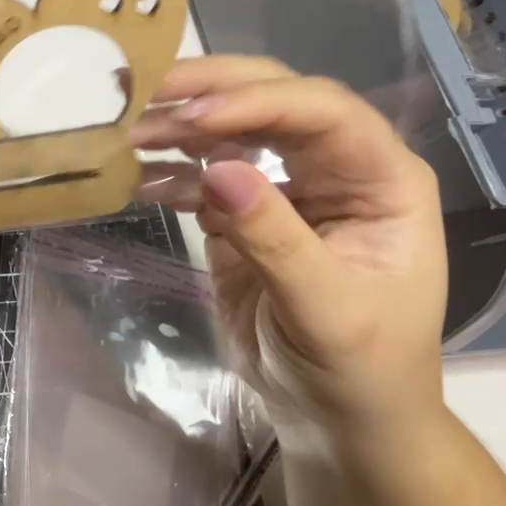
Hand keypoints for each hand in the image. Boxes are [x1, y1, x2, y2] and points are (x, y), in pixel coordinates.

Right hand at [129, 56, 447, 437]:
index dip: (258, 103)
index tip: (193, 116)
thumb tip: (220, 169)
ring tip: (124, 133)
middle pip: (271, 99)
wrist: (337, 417)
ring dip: (176, 126)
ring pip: (228, 128)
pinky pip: (200, 172)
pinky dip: (165, 170)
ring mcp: (285, 185)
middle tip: (140, 87)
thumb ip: (276, 239)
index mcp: (381, 179)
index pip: (323, 112)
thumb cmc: (359, 368)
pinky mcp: (242, 211)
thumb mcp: (326, 310)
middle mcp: (334, 167)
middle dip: (207, 89)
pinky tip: (133, 177)